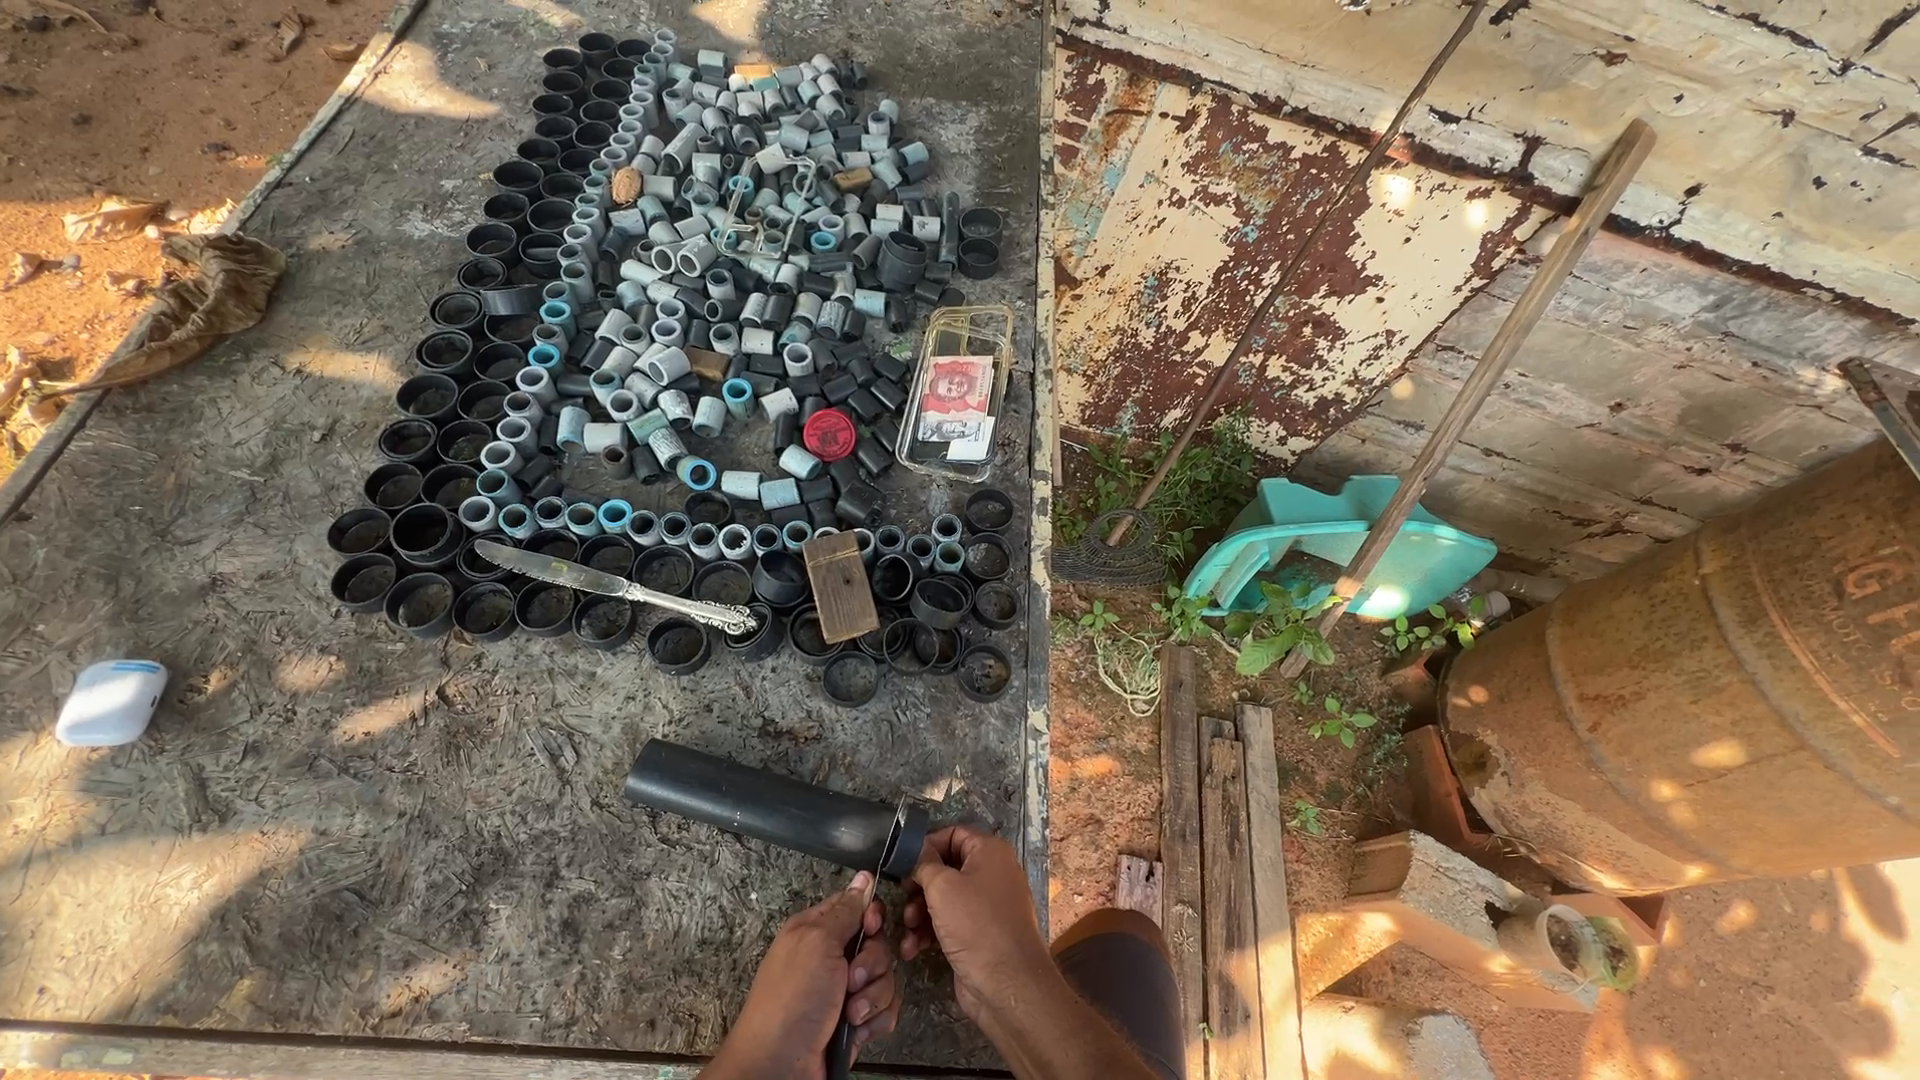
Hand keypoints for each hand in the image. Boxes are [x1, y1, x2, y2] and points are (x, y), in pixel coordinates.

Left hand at [705, 871, 899, 1079]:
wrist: (780, 1069)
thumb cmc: (792, 1000)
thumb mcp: (817, 943)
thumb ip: (846, 910)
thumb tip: (864, 875)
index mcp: (816, 930)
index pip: (857, 906)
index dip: (871, 915)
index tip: (870, 928)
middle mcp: (831, 957)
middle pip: (877, 943)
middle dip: (872, 964)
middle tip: (850, 980)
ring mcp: (845, 992)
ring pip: (885, 977)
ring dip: (873, 997)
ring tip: (850, 1015)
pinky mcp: (856, 1022)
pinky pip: (886, 1009)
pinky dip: (875, 1020)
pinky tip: (857, 1031)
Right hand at [900, 826, 1052, 1021]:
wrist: (1007, 985)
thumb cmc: (975, 925)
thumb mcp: (942, 886)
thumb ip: (924, 863)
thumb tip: (915, 851)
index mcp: (990, 851)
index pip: (953, 834)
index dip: (926, 845)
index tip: (903, 862)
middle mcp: (992, 873)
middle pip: (946, 868)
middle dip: (920, 885)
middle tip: (902, 897)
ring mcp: (987, 905)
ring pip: (945, 898)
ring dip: (920, 912)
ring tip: (908, 928)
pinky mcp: (980, 933)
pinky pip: (950, 922)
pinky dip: (931, 932)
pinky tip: (913, 948)